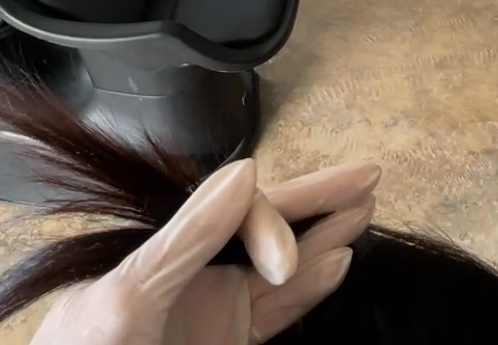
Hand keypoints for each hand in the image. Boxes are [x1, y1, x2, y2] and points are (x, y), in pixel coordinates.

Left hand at [31, 158, 379, 344]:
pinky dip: (312, 288)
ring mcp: (214, 308)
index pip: (239, 210)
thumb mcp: (129, 294)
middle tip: (368, 174)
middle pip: (270, 222)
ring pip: (284, 265)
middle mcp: (198, 268)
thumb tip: (247, 169)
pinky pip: (278, 311)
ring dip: (325, 236)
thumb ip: (187, 236)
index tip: (285, 265)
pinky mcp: (226, 340)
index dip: (273, 224)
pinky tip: (340, 261)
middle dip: (319, 198)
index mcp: (171, 245)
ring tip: (364, 206)